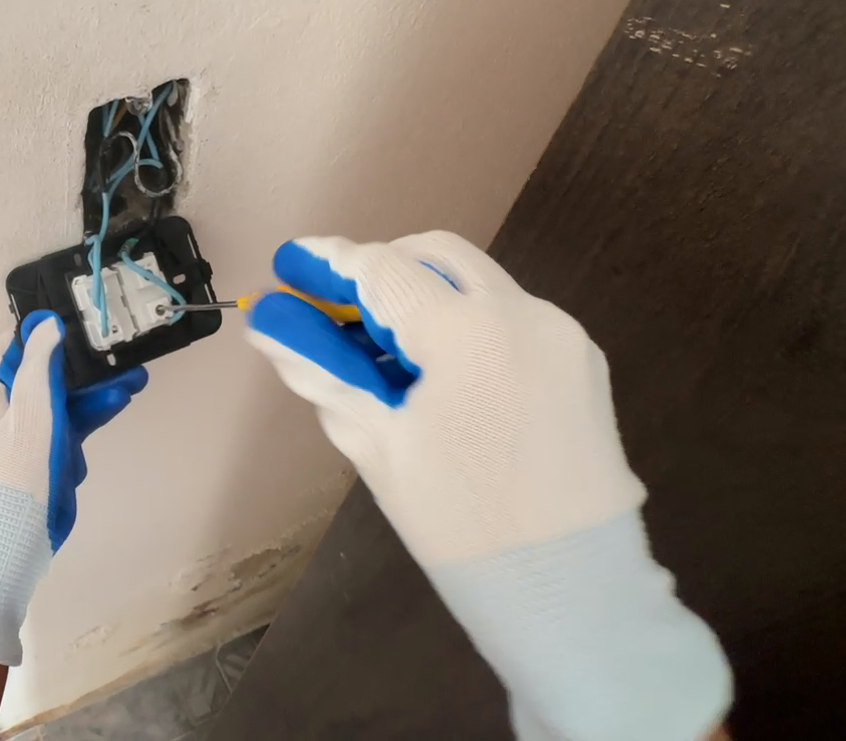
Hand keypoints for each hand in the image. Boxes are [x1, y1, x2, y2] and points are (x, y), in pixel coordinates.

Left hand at [0, 311, 146, 665]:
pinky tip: (116, 406)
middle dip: (84, 371)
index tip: (87, 321)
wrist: (11, 548)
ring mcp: (18, 431)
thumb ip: (42, 362)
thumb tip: (46, 321)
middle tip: (123, 355)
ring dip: (93, 397)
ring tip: (135, 381)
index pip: (17, 344)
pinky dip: (84, 425)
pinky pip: (64, 430)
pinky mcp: (37, 455)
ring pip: (61, 403)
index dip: (50, 332)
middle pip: (46, 374)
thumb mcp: (32, 409)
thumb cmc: (16, 472)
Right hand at [246, 232, 728, 740]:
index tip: (289, 263)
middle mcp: (524, 313)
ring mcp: (561, 333)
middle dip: (377, 268)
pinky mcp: (578, 357)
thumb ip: (316, 364)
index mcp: (469, 333)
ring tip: (381, 348)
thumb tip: (267, 318)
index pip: (381, 269)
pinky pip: (501, 310)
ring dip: (417, 292)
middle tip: (336, 307)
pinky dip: (456, 316)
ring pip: (469, 278)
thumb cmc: (454, 517)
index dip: (327, 263)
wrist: (572, 591)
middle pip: (431, 253)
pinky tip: (432, 367)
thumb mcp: (372, 438)